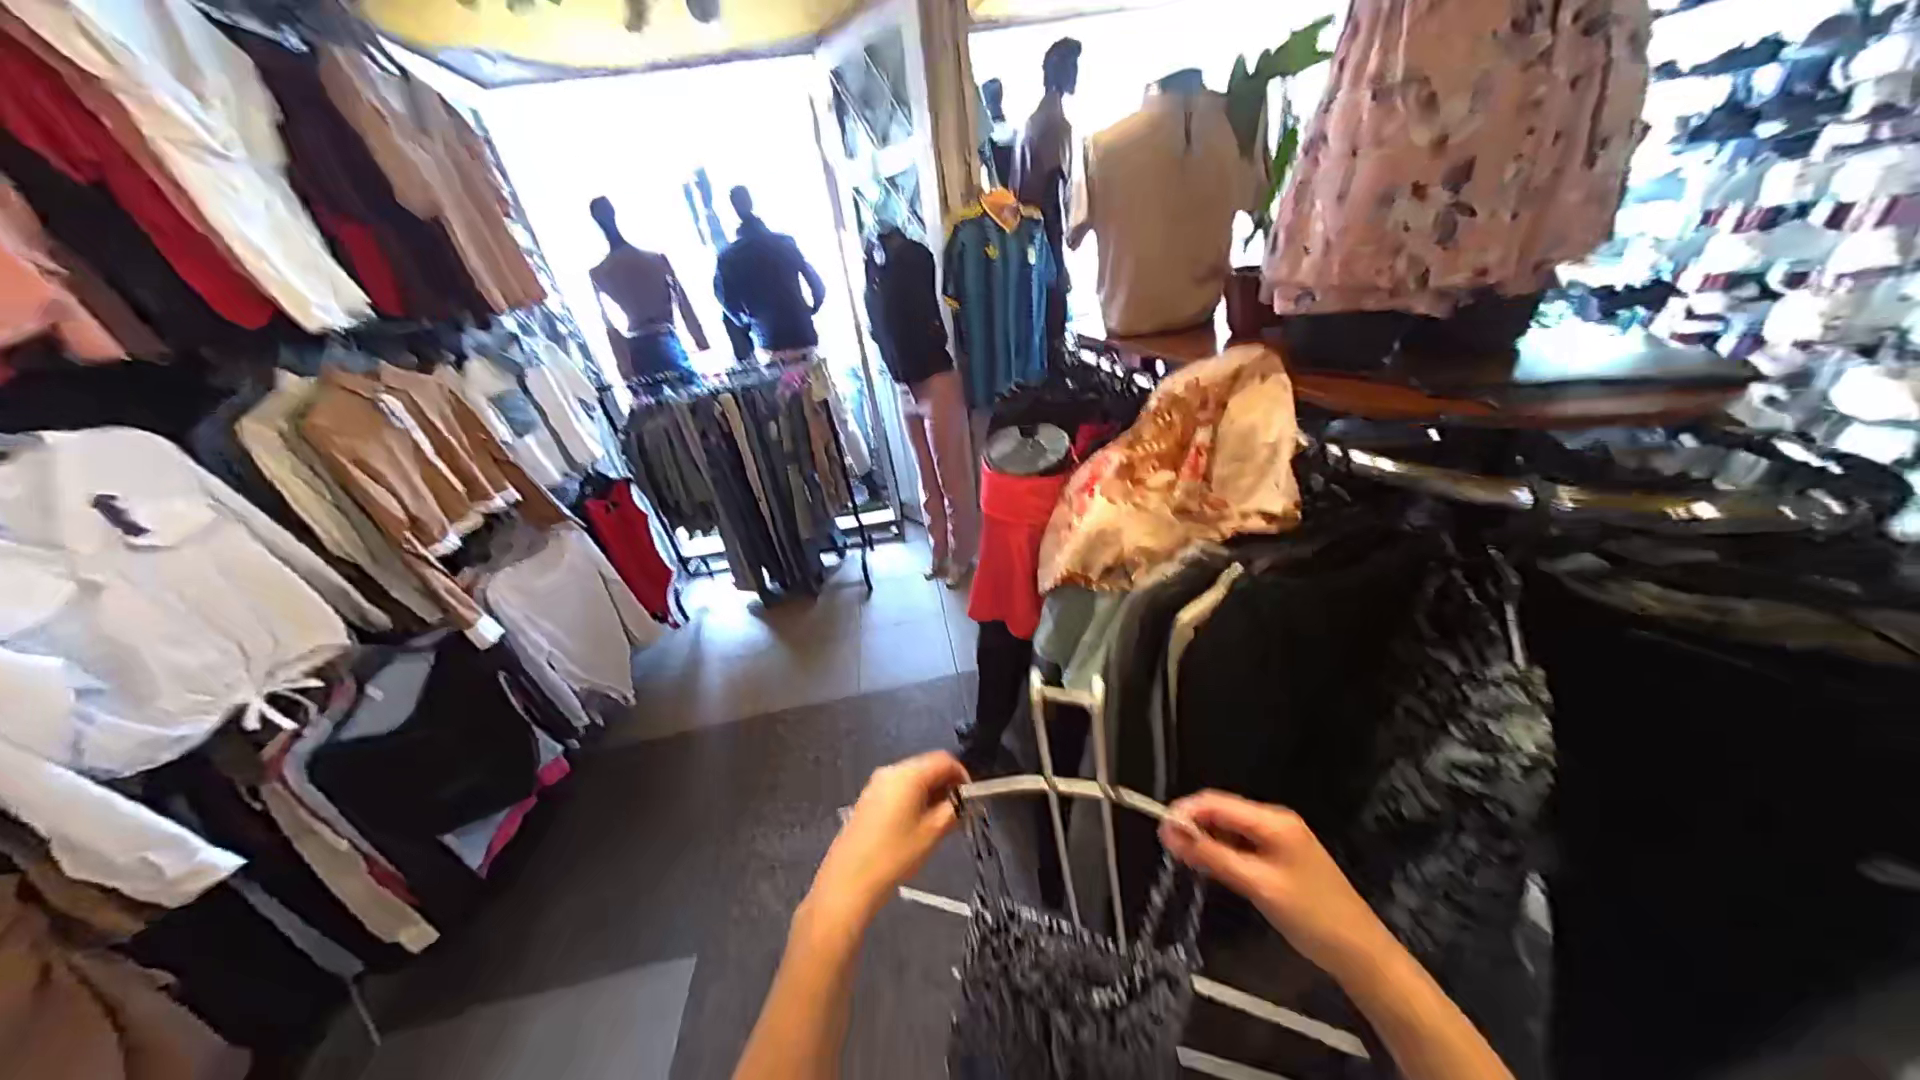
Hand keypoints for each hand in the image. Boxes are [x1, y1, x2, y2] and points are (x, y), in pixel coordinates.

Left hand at [806, 752, 969, 922]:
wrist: (849, 880)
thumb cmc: (895, 855)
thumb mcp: (932, 833)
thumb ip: (954, 810)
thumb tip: (964, 801)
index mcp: (908, 775)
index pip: (944, 760)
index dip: (962, 775)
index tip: (970, 797)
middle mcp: (891, 771)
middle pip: (927, 765)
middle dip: (946, 784)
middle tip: (957, 811)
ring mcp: (876, 783)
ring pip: (913, 777)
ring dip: (930, 791)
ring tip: (939, 820)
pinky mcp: (868, 797)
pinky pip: (898, 787)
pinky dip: (913, 797)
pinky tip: (916, 823)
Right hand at [1161, 791, 1396, 981]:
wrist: (1362, 953)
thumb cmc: (1311, 917)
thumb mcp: (1256, 885)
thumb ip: (1212, 856)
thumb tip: (1171, 832)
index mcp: (1273, 821)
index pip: (1216, 802)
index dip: (1185, 812)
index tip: (1161, 831)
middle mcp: (1275, 821)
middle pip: (1222, 812)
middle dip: (1193, 826)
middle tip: (1169, 850)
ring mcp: (1280, 838)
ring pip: (1230, 828)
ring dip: (1206, 840)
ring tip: (1187, 861)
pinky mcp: (1281, 856)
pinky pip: (1242, 843)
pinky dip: (1222, 851)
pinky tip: (1213, 868)